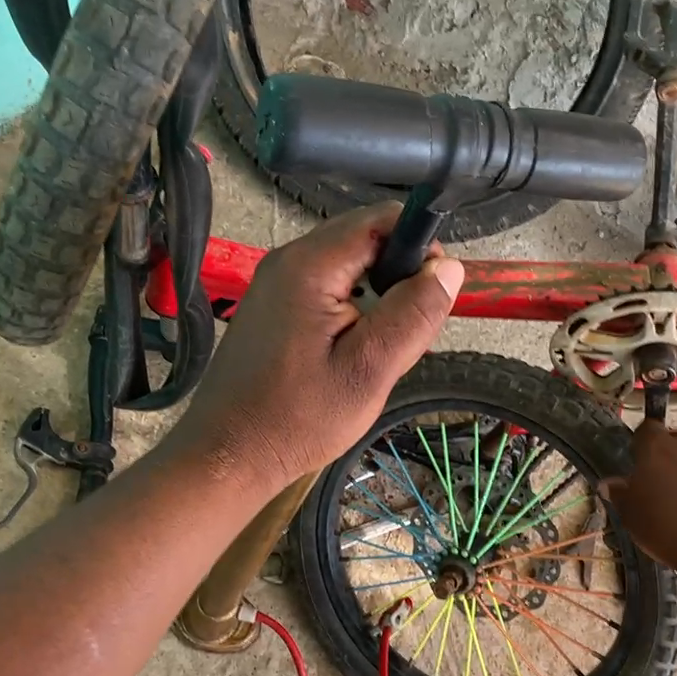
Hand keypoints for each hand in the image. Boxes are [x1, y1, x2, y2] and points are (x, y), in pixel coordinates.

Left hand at [165, 203, 464, 485]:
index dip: (419, 246)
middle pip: (365, 238)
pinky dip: (352, 308)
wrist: (228, 455)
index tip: (434, 294)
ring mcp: (275, 282)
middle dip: (399, 275)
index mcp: (310, 266)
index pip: (382, 220)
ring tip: (380, 348)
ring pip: (348, 265)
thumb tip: (448, 268)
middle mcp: (288, 261)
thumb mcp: (368, 371)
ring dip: (378, 295)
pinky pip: (327, 287)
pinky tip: (353, 351)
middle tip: (406, 331)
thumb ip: (411, 315)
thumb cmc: (296, 420)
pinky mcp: (272, 305)